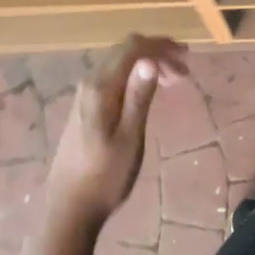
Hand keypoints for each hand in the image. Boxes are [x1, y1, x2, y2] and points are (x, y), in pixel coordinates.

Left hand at [48, 34, 189, 223]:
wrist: (68, 209)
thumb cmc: (105, 177)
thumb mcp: (129, 139)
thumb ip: (138, 97)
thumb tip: (150, 59)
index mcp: (100, 86)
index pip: (132, 47)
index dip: (161, 46)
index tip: (186, 58)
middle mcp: (90, 82)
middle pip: (125, 51)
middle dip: (156, 53)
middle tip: (184, 72)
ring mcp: (84, 94)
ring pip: (119, 64)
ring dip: (146, 64)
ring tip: (172, 81)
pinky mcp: (84, 107)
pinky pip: (113, 77)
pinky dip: (134, 76)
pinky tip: (147, 92)